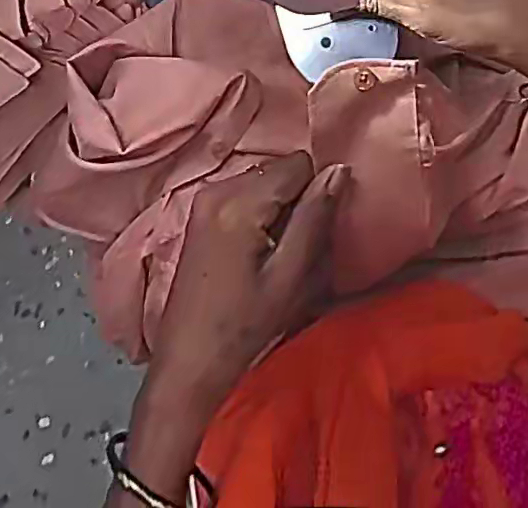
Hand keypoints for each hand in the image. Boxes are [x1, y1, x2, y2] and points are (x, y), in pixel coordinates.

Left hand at [149, 155, 349, 406]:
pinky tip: (255, 250)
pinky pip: (244, 191)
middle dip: (295, 198)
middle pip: (278, 169)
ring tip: (274, 251)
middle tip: (293, 246)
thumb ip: (315, 217)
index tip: (314, 229)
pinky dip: (258, 211)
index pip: (298, 163)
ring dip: (277, 206)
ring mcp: (204, 197)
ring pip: (263, 179)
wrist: (188, 364)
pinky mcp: (200, 210)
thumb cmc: (243, 328)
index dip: (314, 192)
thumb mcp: (289, 277)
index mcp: (238, 202)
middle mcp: (217, 188)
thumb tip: (339, 169)